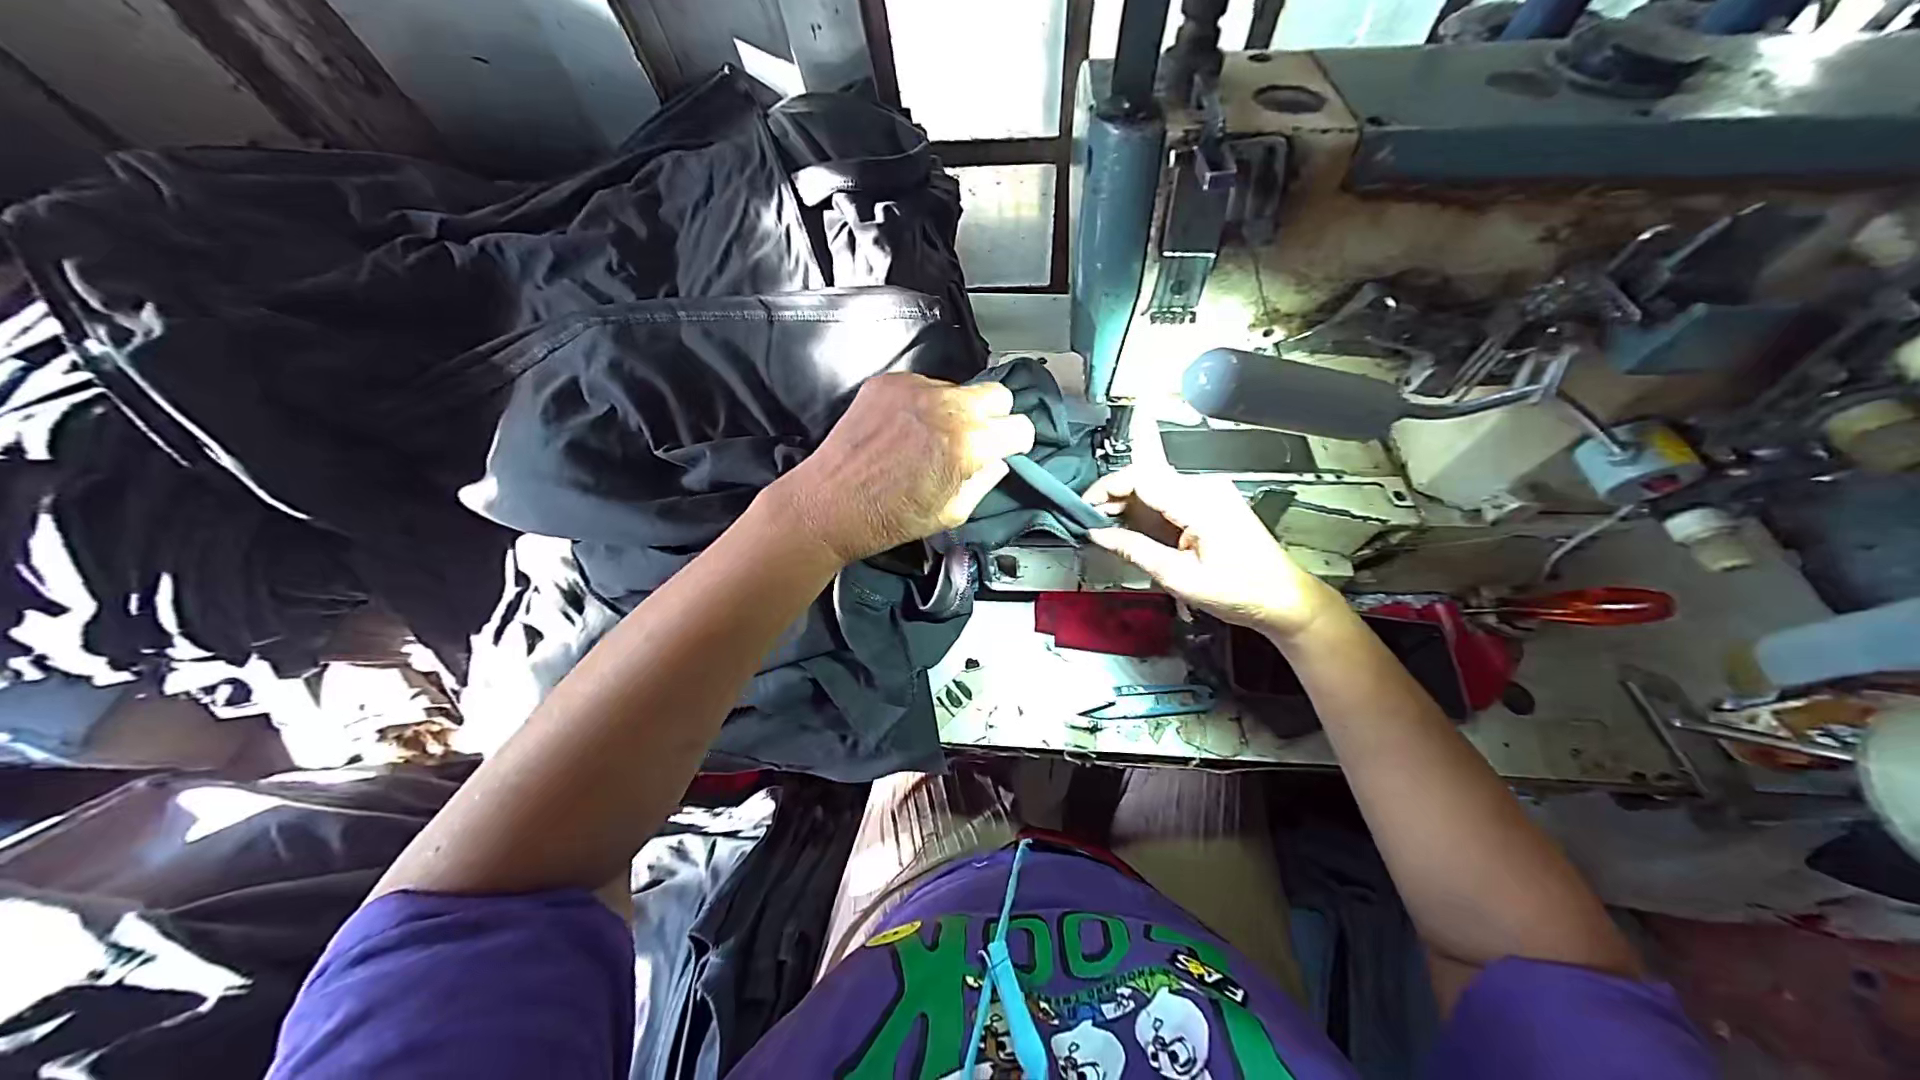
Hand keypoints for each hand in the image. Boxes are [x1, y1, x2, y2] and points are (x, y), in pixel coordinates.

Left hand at [772, 374, 1034, 563]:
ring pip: (958, 389)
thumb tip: (996, 462)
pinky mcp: (889, 383)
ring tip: (930, 440)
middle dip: (994, 416)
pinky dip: (922, 405)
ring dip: (955, 410)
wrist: (830, 504)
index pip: (1019, 425)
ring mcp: (915, 391)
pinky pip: (924, 386)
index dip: (1017, 440)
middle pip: (997, 394)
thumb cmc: (885, 517)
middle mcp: (946, 408)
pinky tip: (906, 431)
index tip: (1010, 445)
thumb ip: (984, 481)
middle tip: (977, 438)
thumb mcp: (952, 512)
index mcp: (968, 444)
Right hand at [1085, 466, 1346, 640]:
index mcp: (1200, 502)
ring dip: (1127, 502)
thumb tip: (1100, 535)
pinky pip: (1168, 495)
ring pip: (1154, 485)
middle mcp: (1206, 488)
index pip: (1141, 476)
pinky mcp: (1210, 502)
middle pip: (1146, 476)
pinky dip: (1145, 508)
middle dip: (1113, 495)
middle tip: (1092, 519)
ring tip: (1107, 526)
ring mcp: (1210, 492)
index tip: (1087, 506)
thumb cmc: (1245, 591)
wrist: (1283, 598)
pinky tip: (1132, 524)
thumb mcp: (1179, 577)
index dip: (1107, 488)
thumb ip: (1135, 551)